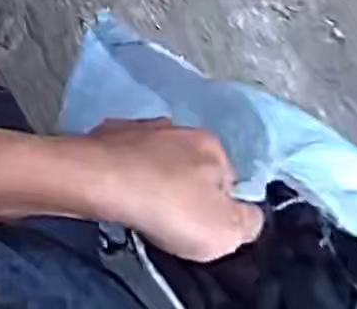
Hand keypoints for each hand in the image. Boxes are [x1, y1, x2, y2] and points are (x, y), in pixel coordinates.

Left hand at [83, 118, 263, 261]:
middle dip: (186, 188)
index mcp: (212, 145)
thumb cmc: (171, 207)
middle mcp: (180, 126)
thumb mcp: (226, 231)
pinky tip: (121, 186)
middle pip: (193, 164)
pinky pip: (129, 153)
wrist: (105, 178)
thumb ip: (249, 221)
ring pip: (159, 156)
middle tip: (173, 217)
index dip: (220, 206)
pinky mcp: (112, 129)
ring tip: (145, 204)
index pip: (228, 180)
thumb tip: (251, 211)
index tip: (202, 224)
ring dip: (156, 176)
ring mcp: (143, 124)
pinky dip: (129, 168)